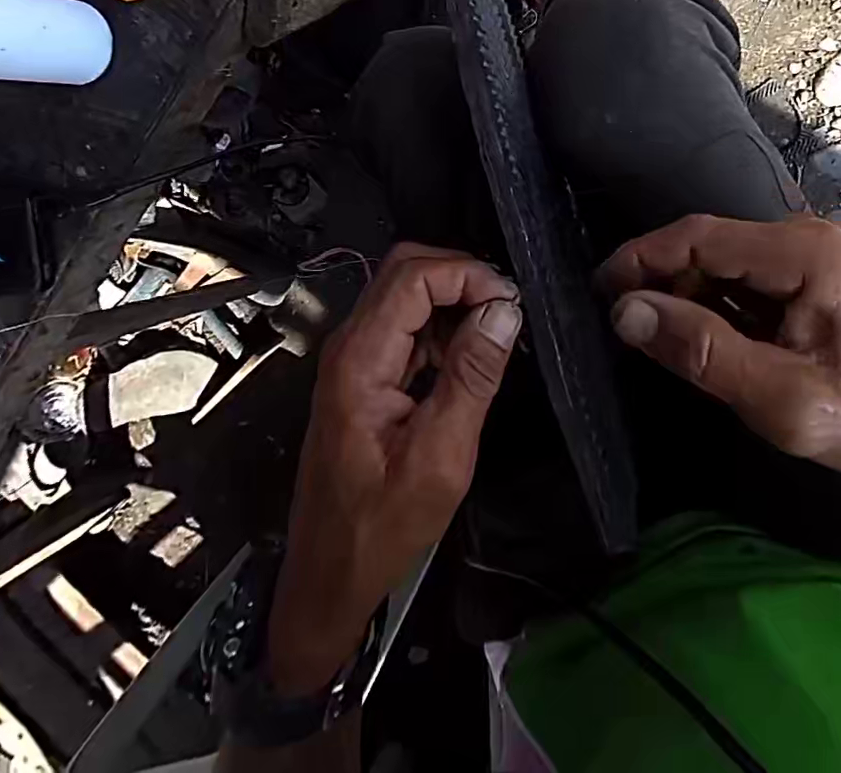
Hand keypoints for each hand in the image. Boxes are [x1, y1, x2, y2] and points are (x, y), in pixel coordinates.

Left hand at [268, 244, 521, 695]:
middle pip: (403, 272)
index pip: (412, 277)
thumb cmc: (382, 525)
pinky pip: (406, 328)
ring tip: (497, 332)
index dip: (466, 274)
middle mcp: (350, 345)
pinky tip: (470, 354)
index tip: (510, 302)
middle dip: (460, 276)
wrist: (331, 569)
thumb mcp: (440, 456)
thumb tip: (503, 311)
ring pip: (405, 294)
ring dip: (454, 301)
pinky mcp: (365, 374)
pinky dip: (443, 327)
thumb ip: (472, 376)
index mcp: (360, 359)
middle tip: (507, 309)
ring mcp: (354, 357)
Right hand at [596, 214, 840, 509]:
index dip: (639, 259)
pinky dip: (705, 308)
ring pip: (715, 265)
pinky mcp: (804, 283)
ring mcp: (805, 259)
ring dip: (678, 297)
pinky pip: (736, 284)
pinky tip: (695, 340)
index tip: (597, 292)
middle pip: (703, 246)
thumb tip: (624, 312)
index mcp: (804, 254)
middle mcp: (802, 240)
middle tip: (621, 327)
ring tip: (652, 339)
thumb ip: (700, 350)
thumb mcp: (780, 399)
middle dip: (656, 281)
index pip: (697, 237)